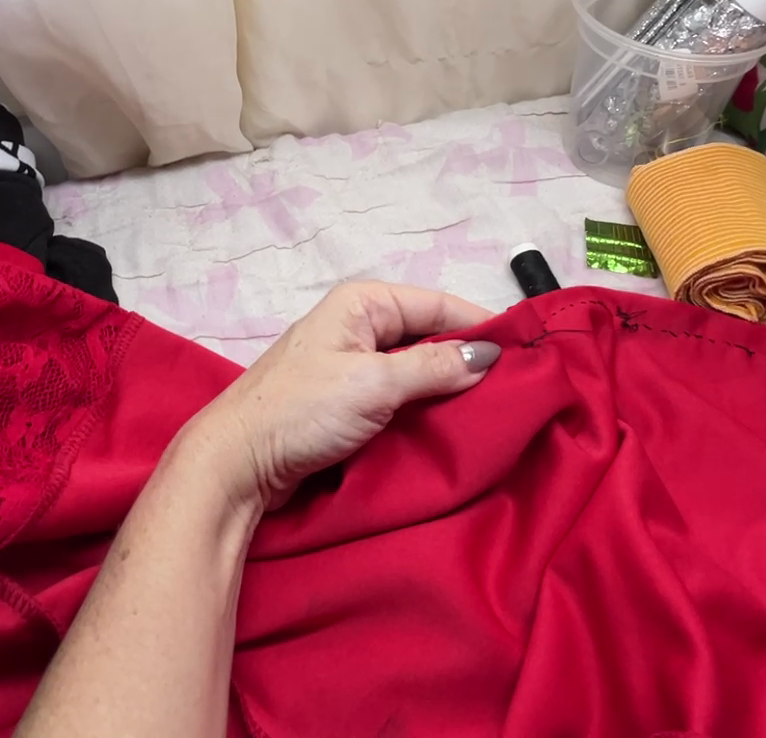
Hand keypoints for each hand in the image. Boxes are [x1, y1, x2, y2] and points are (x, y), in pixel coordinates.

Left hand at [183, 282, 497, 510]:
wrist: (238, 462)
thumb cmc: (303, 409)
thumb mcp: (375, 384)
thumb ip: (435, 367)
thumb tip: (490, 355)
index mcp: (363, 303)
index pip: (438, 306)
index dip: (482, 327)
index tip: (528, 353)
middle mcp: (359, 325)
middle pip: (429, 336)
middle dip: (468, 360)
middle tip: (518, 388)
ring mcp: (352, 363)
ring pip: (416, 369)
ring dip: (447, 388)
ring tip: (495, 409)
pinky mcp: (348, 399)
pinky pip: (398, 395)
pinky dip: (424, 407)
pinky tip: (453, 426)